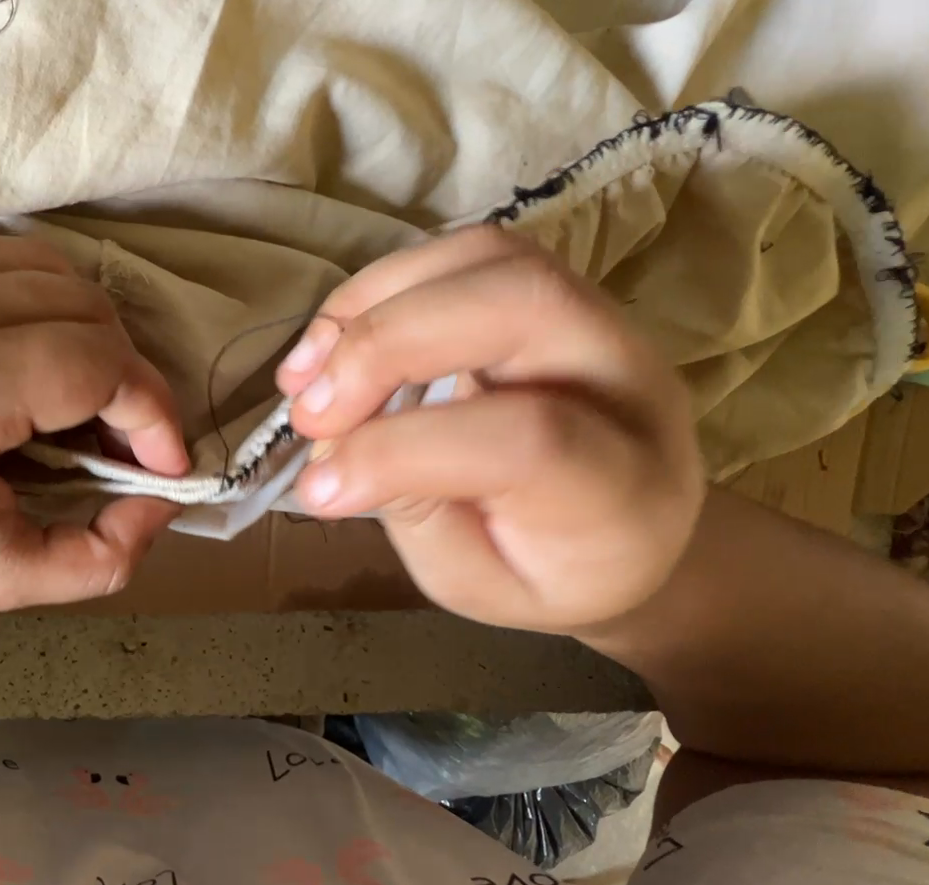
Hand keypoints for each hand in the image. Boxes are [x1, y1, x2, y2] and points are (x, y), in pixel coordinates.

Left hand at [0, 232, 188, 618]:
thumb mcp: (2, 582)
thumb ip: (104, 556)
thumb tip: (165, 498)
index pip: (99, 363)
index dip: (152, 413)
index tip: (162, 465)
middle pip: (85, 307)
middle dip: (126, 378)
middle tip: (121, 442)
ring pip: (50, 270)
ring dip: (88, 334)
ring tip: (81, 401)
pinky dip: (37, 302)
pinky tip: (31, 357)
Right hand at [274, 227, 704, 633]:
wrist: (626, 532)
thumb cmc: (544, 571)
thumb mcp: (477, 583)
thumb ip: (419, 517)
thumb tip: (334, 457)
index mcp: (621, 483)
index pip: (524, 437)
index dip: (400, 453)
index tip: (317, 493)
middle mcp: (625, 378)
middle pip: (519, 301)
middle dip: (384, 347)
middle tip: (310, 417)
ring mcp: (593, 320)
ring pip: (486, 257)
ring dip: (369, 305)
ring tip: (302, 376)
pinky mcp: (546, 295)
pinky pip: (461, 257)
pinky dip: (375, 292)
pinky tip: (327, 347)